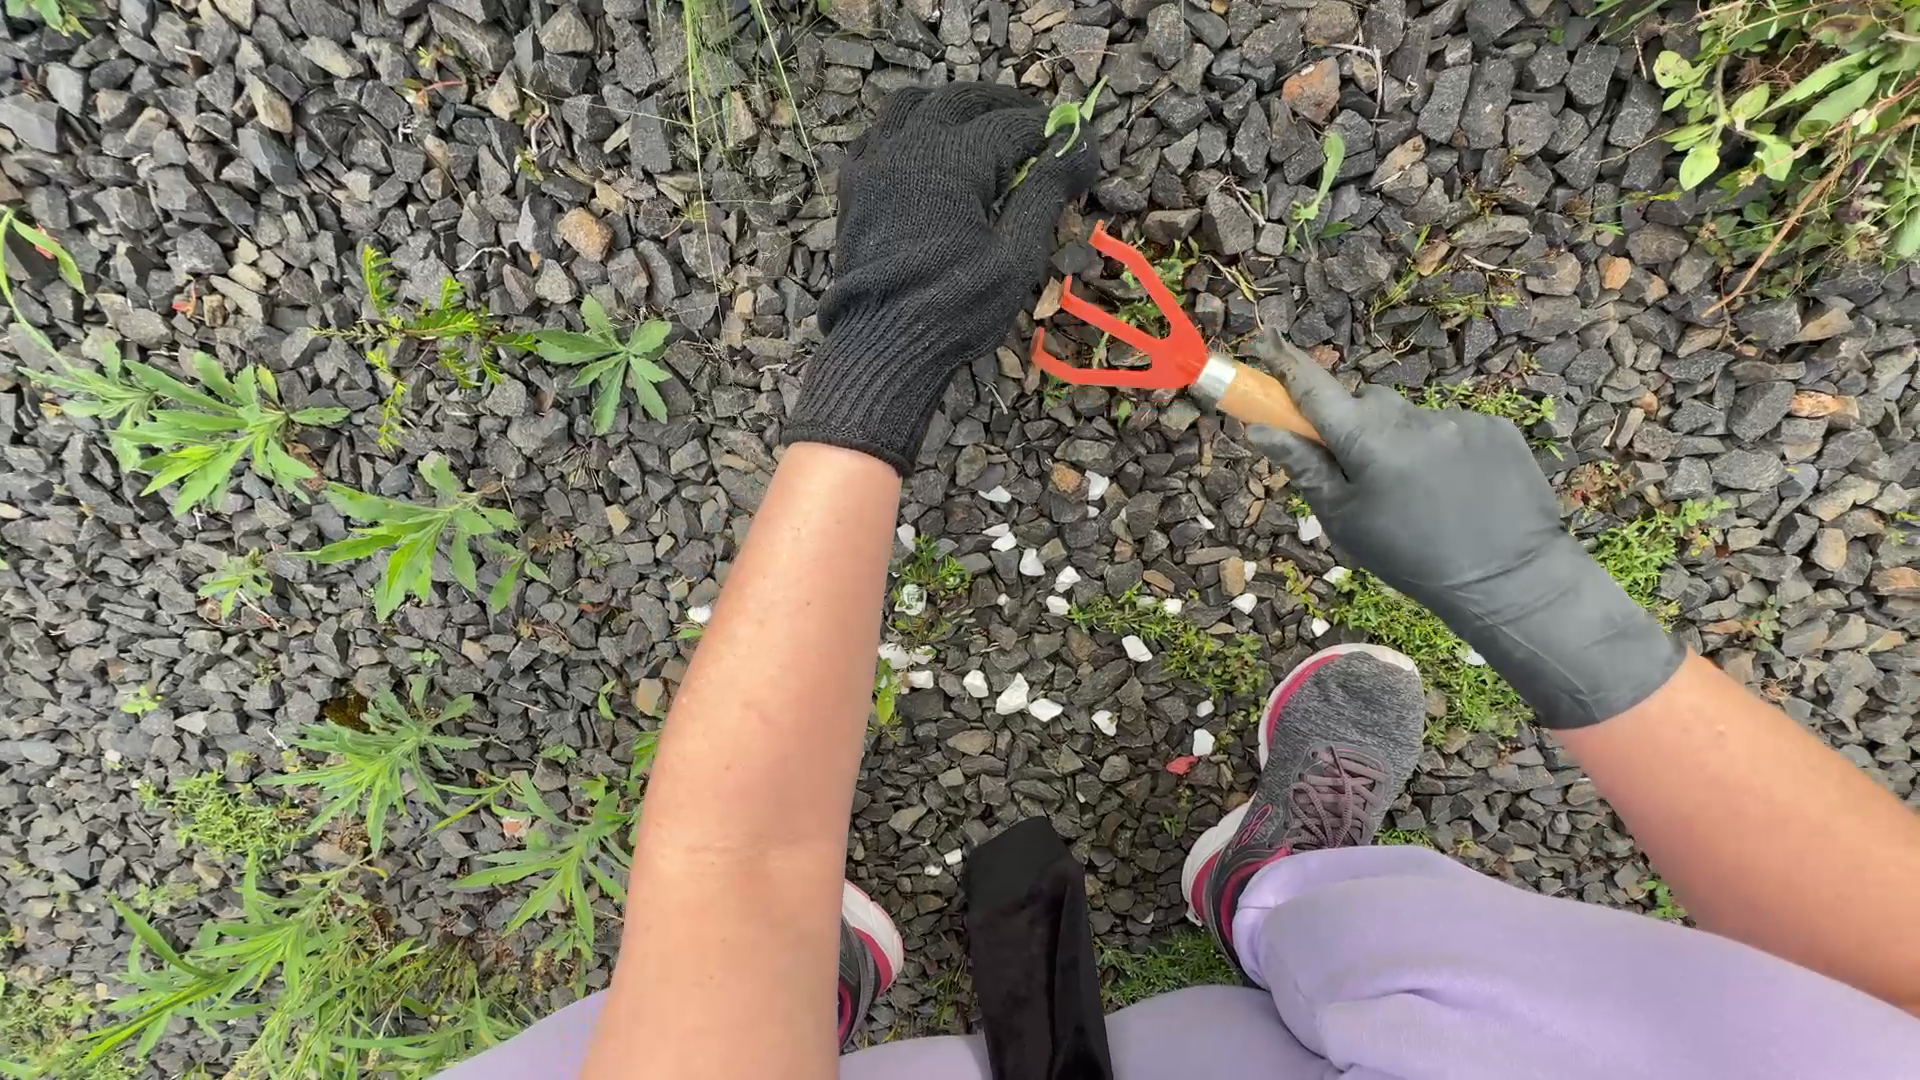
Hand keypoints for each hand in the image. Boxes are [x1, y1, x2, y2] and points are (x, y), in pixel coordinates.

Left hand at [787, 82, 1098, 473]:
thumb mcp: (1015, 255)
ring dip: (948, 107)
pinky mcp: (853, 193)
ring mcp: (873, 166)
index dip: (1051, 135)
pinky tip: (916, 151)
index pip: (1014, 127)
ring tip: (974, 124)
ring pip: (910, 107)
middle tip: (1032, 125)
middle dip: (1002, 107)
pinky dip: (901, 132)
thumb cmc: (955, 308)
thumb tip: (1082, 146)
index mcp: (953, 158)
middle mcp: (909, 146)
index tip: (1078, 148)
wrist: (882, 346)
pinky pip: (875, 139)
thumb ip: (1045, 192)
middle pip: (961, 101)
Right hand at [1246, 330, 1682, 728]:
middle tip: (1354, 472)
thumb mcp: (1341, 518)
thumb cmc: (1406, 556)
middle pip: (1363, 401)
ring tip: (1411, 491)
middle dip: (1350, 424)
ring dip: (1395, 440)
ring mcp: (1458, 418)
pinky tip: (1448, 487)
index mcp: (1368, 441)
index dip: (1283, 363)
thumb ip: (1302, 465)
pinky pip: (1444, 426)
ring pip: (1404, 417)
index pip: (1314, 387)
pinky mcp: (1494, 426)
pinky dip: (1434, 448)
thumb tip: (1258, 429)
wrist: (1507, 579)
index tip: (1263, 342)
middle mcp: (1412, 417)